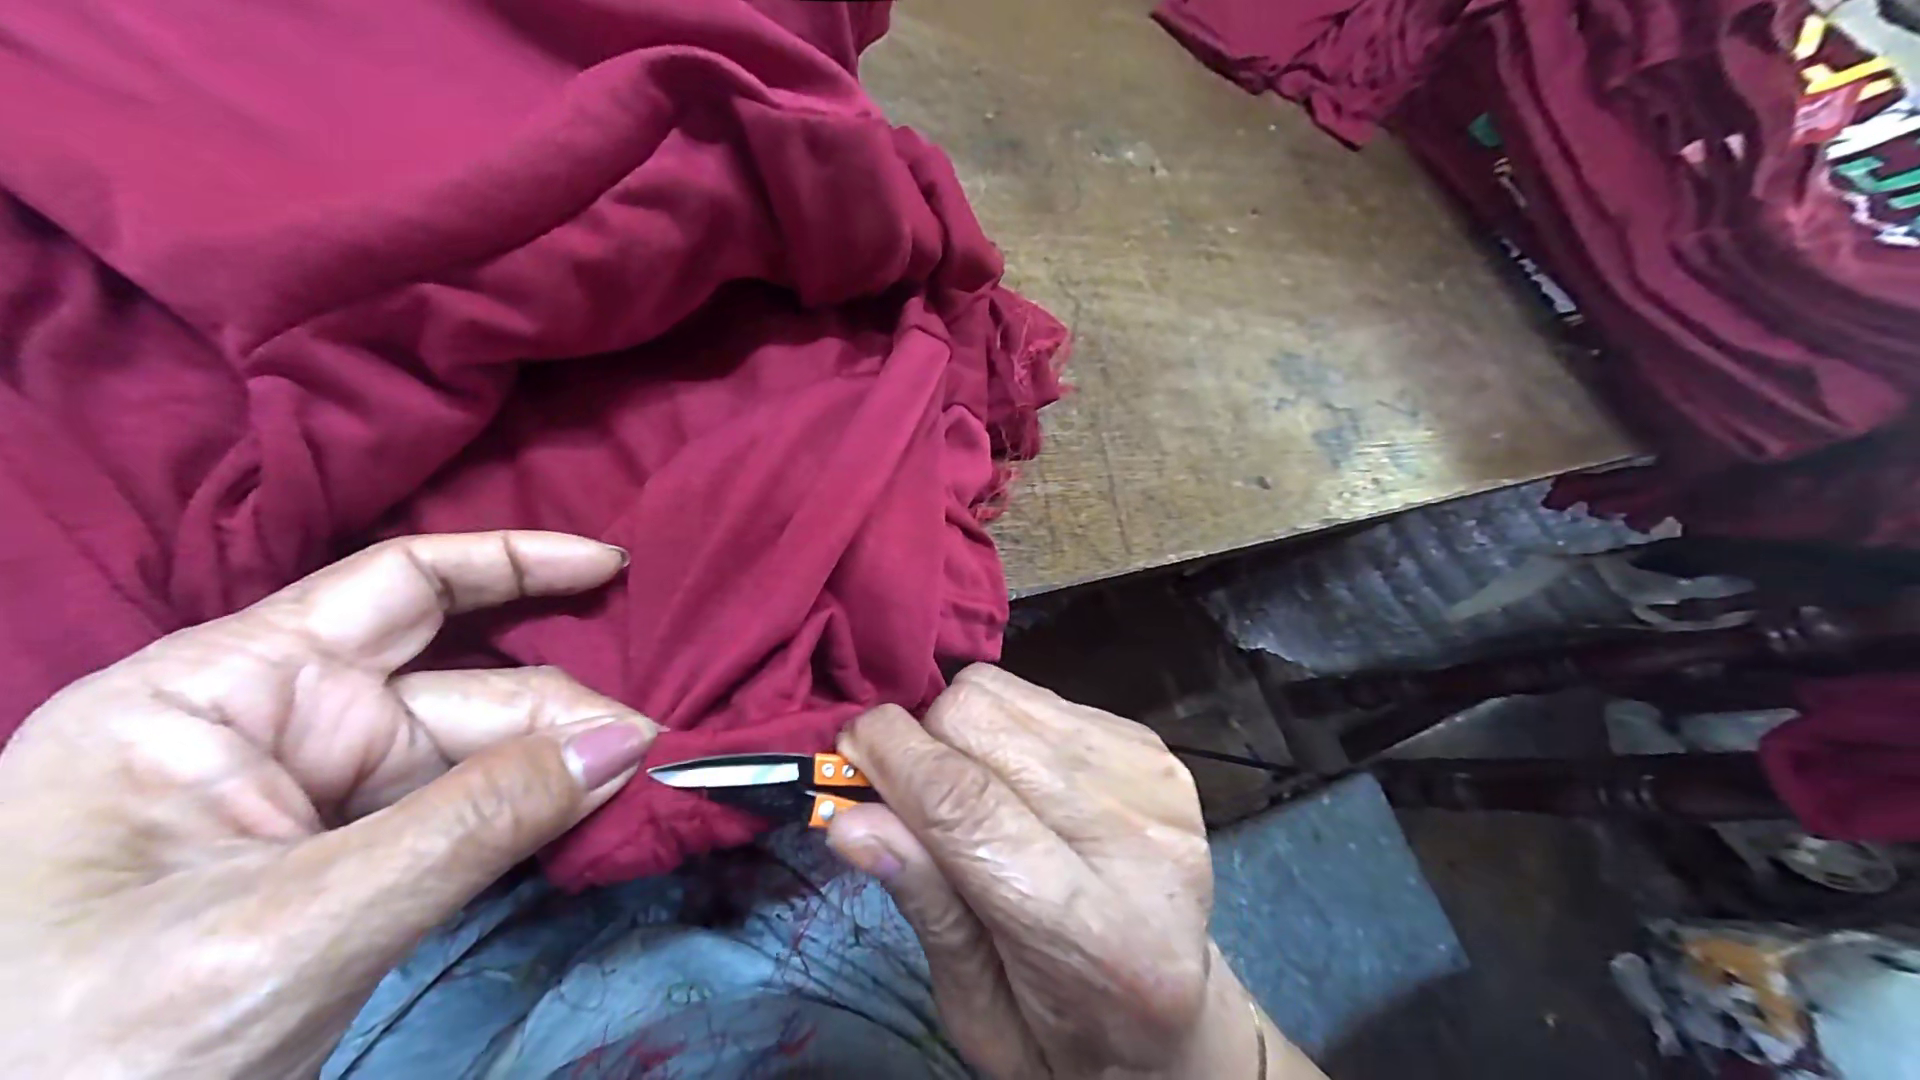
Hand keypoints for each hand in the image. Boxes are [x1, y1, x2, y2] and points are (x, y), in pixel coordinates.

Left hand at [0, 531, 656, 1078]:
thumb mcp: (287, 931)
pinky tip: (596, 814)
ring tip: (646, 786)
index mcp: (223, 693)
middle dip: (566, 710)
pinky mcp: (361, 854)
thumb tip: (627, 743)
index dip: (517, 563)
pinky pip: (479, 807)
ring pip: (485, 752)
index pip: (401, 585)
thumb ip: (475, 824)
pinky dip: (541, 810)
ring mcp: (326, 794)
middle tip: (657, 750)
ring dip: (566, 766)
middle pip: (469, 682)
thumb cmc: (65, 1061)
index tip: (613, 567)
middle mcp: (282, 725)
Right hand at [825, 665, 1321, 1079]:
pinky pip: (1039, 694)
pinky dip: (1004, 722)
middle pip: (984, 724)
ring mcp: (1150, 780)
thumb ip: (920, 898)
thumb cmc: (1064, 1031)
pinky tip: (1017, 774)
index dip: (893, 759)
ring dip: (961, 726)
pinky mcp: (1152, 747)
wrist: (1177, 1011)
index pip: (968, 808)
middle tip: (911, 785)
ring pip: (1005, 692)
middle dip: (923, 738)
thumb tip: (847, 817)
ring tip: (968, 782)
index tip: (848, 745)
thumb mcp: (975, 1006)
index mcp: (1095, 934)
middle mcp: (1137, 839)